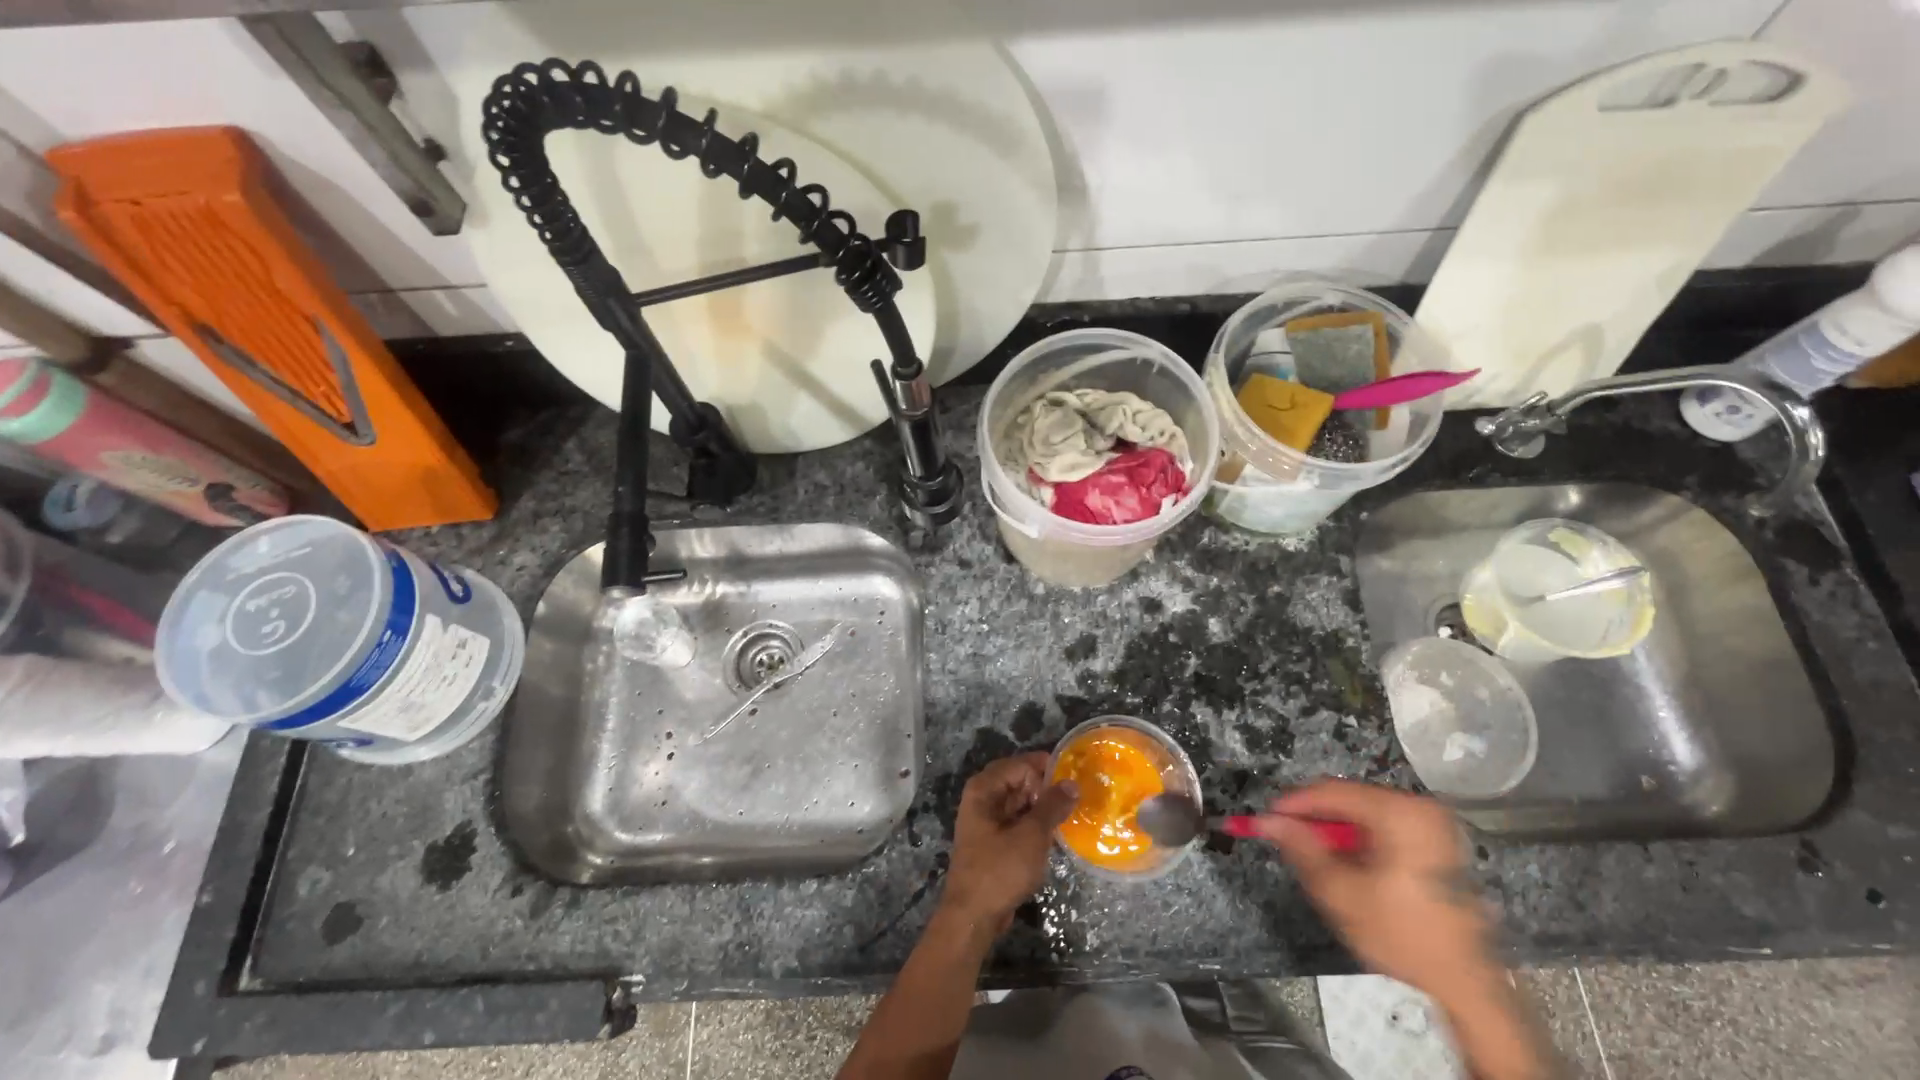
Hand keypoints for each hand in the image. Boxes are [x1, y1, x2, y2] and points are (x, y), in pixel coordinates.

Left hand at [939, 752, 1077, 930]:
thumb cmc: (1000, 870)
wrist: (973, 916)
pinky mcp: (993, 842)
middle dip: (1046, 786)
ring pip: (1020, 802)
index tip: (1076, 777)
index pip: (1021, 764)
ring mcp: (986, 821)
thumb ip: (1052, 806)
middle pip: (1019, 781)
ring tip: (1074, 811)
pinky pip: (1018, 821)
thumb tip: (1071, 783)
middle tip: (1079, 794)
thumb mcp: (1032, 835)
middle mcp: (982, 799)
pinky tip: (1057, 832)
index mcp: (984, 789)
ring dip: (1043, 806)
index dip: (1047, 768)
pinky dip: (1035, 823)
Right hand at [1250, 780, 1499, 1003]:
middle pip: (1351, 800)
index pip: (1333, 791)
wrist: (1466, 981)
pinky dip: (1361, 841)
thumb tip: (1267, 820)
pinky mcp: (1438, 842)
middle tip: (1287, 842)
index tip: (1264, 820)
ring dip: (1337, 832)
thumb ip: (1301, 849)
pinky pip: (1386, 828)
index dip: (1294, 804)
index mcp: (1400, 813)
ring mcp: (1433, 824)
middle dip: (1316, 820)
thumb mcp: (1341, 893)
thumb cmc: (1401, 934)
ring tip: (1315, 859)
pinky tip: (1348, 866)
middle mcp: (1420, 808)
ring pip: (1366, 814)